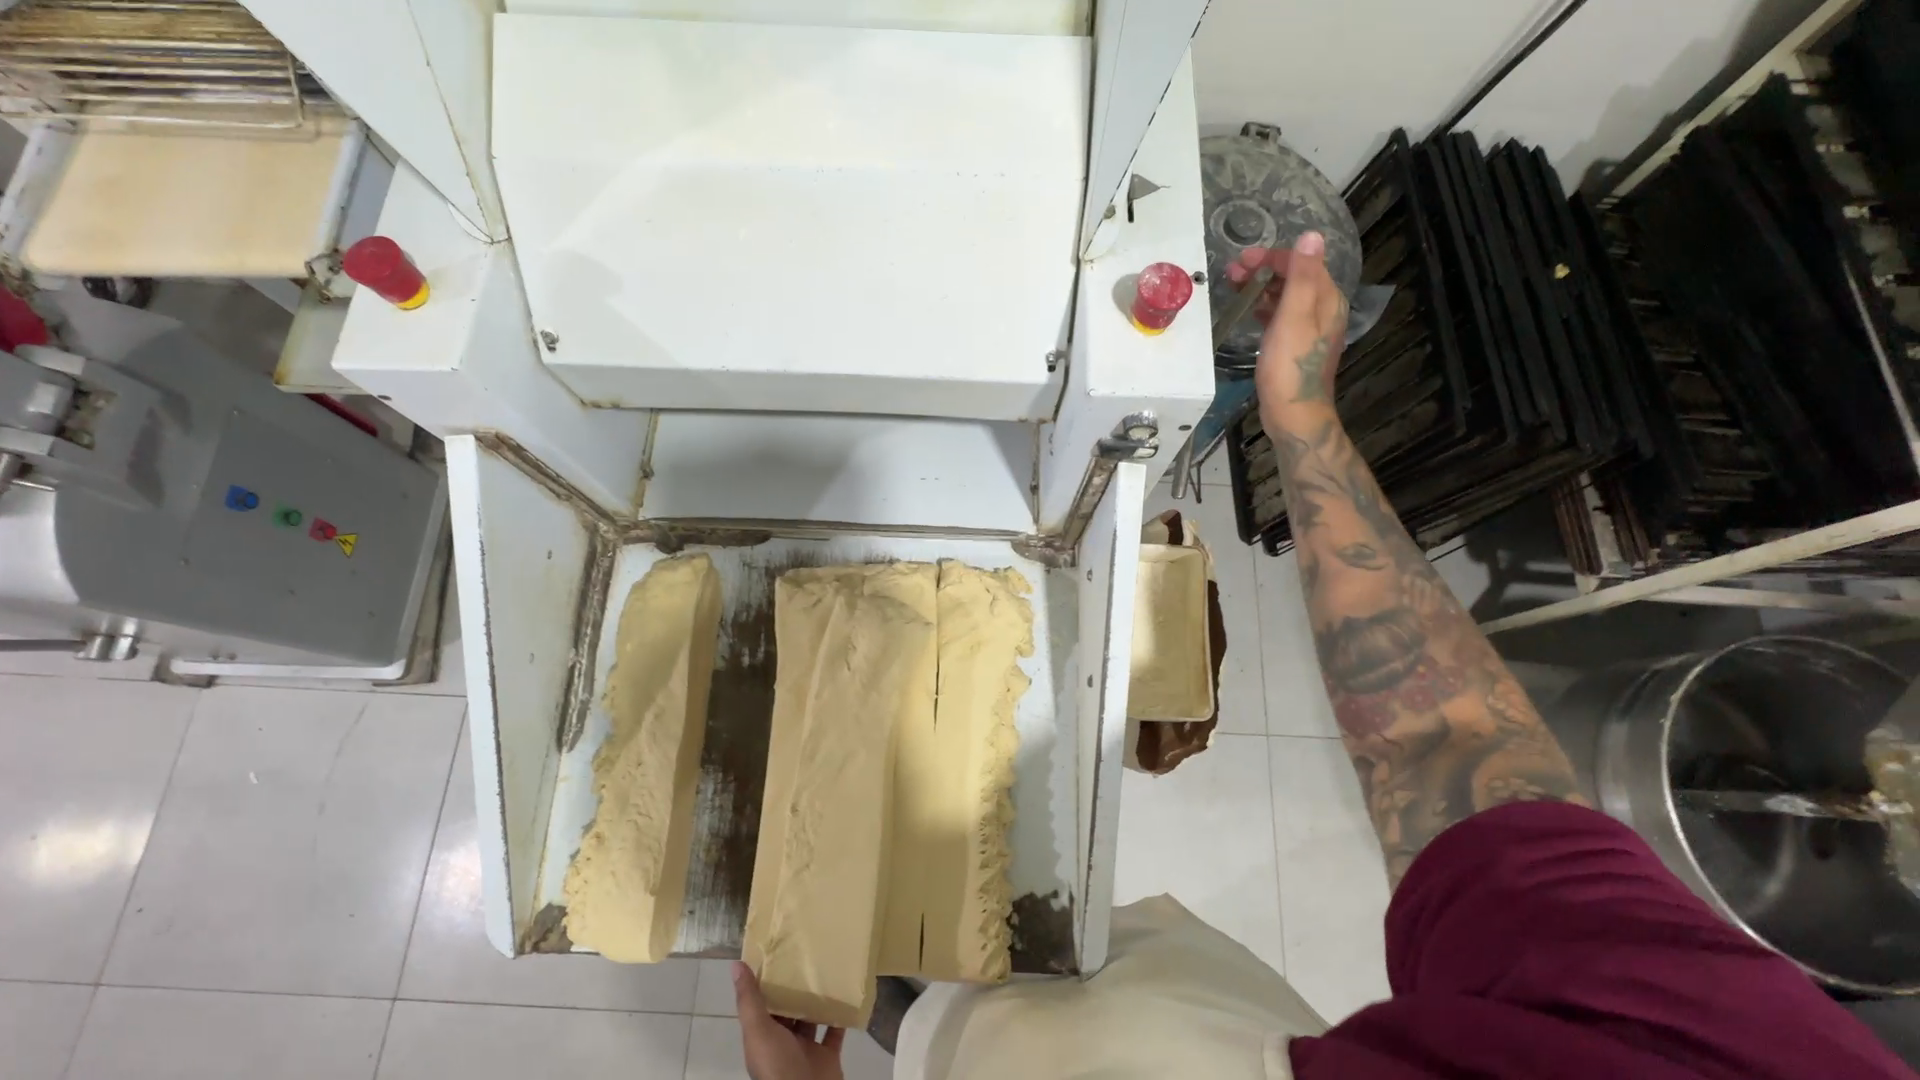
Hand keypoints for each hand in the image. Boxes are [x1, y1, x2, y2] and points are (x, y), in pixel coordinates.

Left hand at [733, 962, 846, 1079]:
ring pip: (811, 1020)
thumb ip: (749, 1000)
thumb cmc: (777, 1064)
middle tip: (807, 956)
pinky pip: (835, 1031)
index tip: (778, 954)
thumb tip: (735, 965)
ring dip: (818, 1001)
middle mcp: (782, 1043)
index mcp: (762, 1037)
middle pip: (788, 1011)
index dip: (767, 983)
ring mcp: (806, 1050)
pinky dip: (840, 1016)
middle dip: (795, 989)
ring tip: (826, 970)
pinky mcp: (827, 1056)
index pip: (762, 1006)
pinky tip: (845, 995)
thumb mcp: (758, 1031)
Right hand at [1225, 231, 1347, 410]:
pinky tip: (1251, 312)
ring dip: (1262, 288)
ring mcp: (1311, 329)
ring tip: (1236, 289)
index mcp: (1326, 299)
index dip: (1271, 257)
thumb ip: (1301, 276)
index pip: (1302, 262)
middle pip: (1294, 277)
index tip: (1239, 261)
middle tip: (1231, 275)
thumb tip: (1311, 235)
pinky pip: (1282, 315)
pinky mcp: (1297, 345)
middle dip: (1264, 271)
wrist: (1294, 414)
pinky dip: (1266, 307)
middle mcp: (1324, 310)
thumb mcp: (1294, 316)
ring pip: (1287, 296)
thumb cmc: (1290, 366)